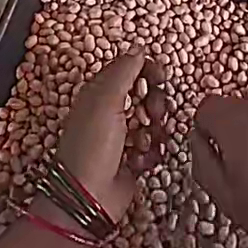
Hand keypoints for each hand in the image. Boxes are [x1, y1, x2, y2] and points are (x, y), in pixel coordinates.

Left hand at [52, 52, 163, 222]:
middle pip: (147, 94)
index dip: (148, 71)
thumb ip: (124, 71)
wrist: (88, 198)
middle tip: (151, 116)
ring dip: (156, 132)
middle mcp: (112, 110)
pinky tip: (141, 162)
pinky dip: (152, 153)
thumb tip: (139, 49)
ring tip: (145, 144)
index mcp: (101, 92)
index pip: (131, 69)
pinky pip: (156, 146)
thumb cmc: (92, 146)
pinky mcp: (135, 158)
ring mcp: (124, 135)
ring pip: (155, 121)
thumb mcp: (106, 101)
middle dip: (155, 104)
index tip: (160, 78)